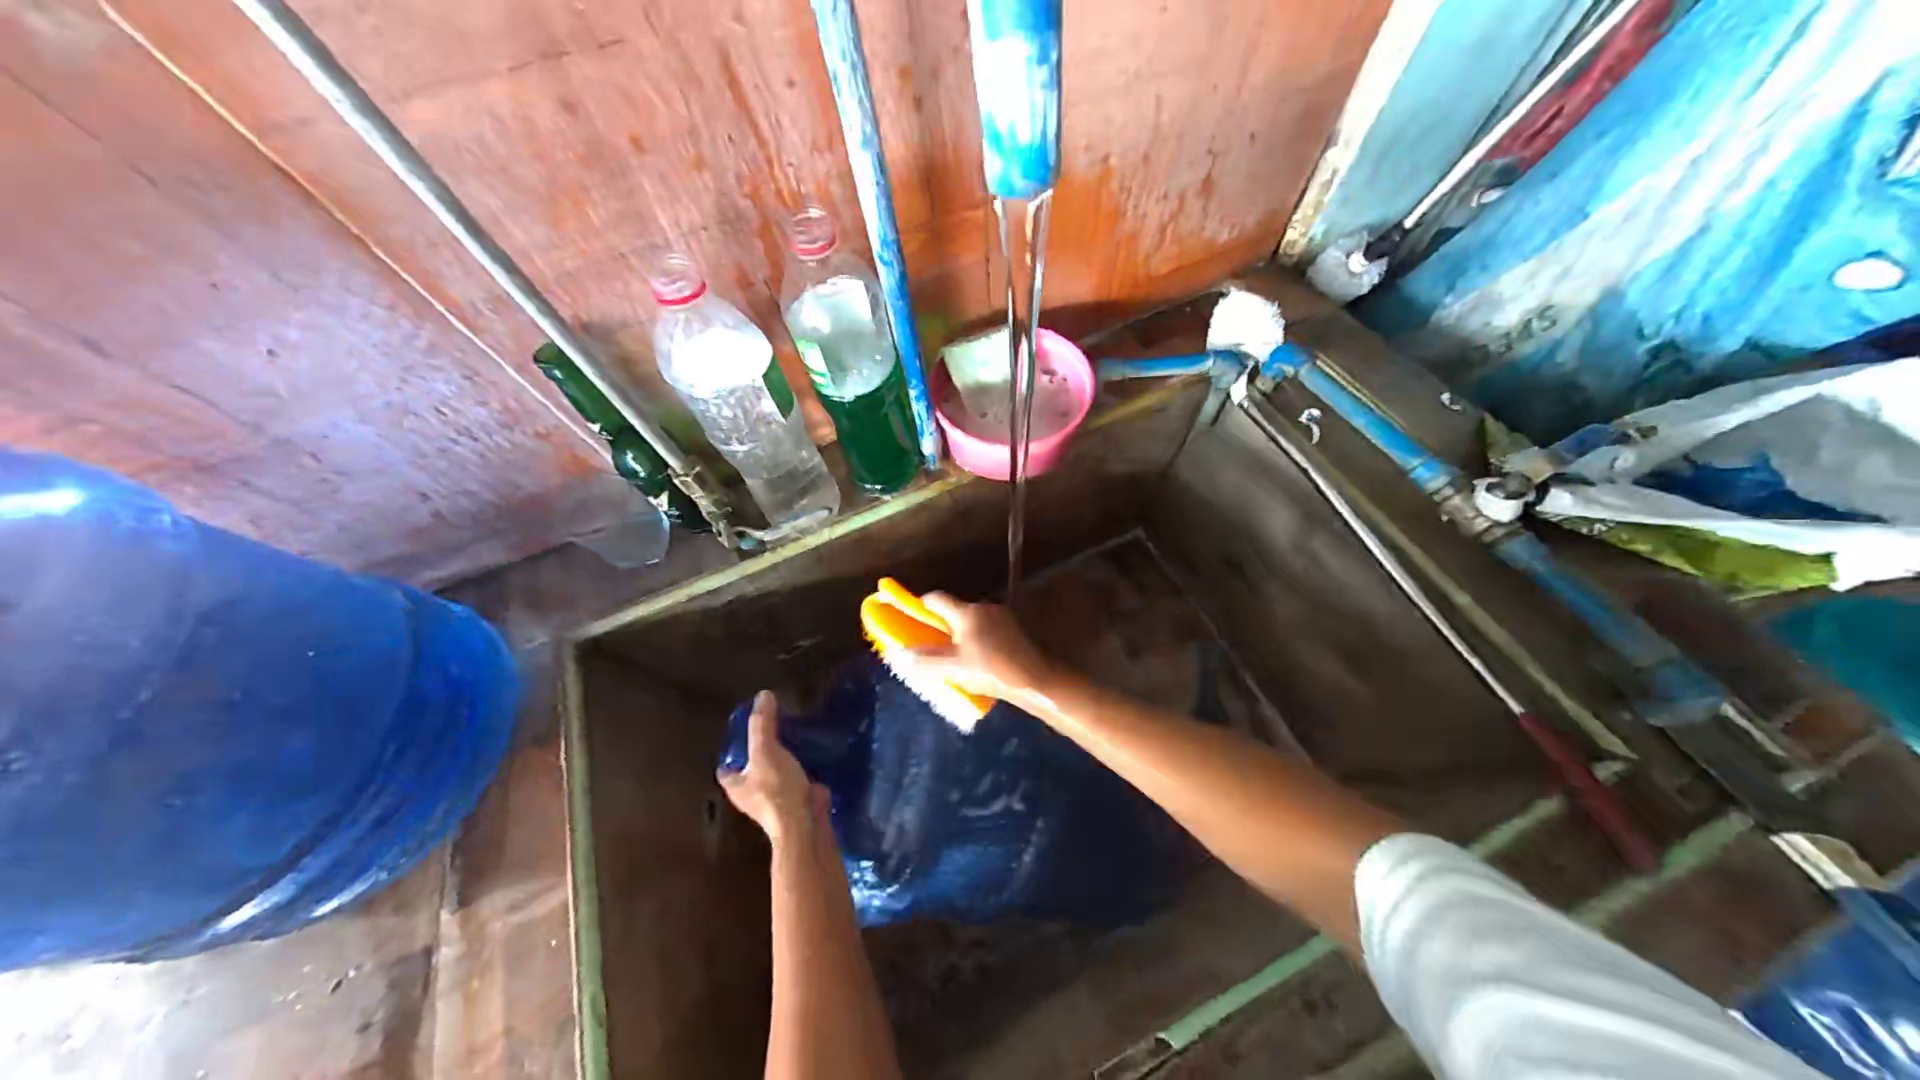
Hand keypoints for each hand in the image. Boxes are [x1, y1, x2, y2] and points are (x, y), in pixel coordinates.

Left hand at [717, 691, 827, 846]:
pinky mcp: (796, 799)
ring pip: (775, 772)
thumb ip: (762, 724)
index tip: (746, 730)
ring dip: (783, 758)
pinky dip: (802, 767)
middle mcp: (751, 794)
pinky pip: (796, 778)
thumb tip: (762, 695)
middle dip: (760, 752)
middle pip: (751, 768)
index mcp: (736, 785)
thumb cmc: (776, 789)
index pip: (726, 767)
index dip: (733, 750)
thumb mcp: (766, 751)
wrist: (805, 823)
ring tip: (795, 734)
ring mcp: (774, 799)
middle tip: (774, 727)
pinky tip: (812, 751)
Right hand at [911, 593, 1065, 708]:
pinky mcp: (1017, 627)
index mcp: (966, 613)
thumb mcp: (953, 668)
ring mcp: (1004, 616)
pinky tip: (986, 660)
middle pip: (957, 611)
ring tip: (964, 658)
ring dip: (966, 634)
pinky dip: (983, 639)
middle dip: (946, 626)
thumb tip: (901, 654)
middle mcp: (985, 607)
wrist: (1037, 680)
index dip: (922, 605)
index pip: (937, 599)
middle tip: (939, 647)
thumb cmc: (992, 671)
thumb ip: (925, 660)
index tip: (914, 616)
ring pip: (976, 621)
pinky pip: (991, 628)